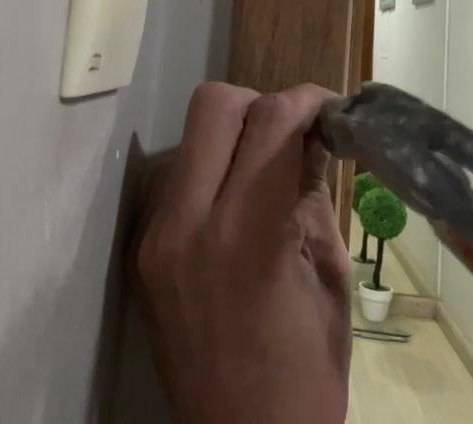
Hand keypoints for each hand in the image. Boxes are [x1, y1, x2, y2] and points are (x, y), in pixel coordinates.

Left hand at [135, 82, 351, 423]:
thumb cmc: (307, 372)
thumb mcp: (331, 276)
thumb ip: (312, 192)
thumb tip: (312, 133)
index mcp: (245, 236)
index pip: (270, 123)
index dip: (306, 100)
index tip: (329, 108)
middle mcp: (185, 224)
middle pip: (212, 105)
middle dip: (260, 105)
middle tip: (293, 135)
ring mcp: (154, 237)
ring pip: (188, 138)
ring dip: (231, 137)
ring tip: (264, 174)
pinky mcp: (141, 251)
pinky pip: (175, 180)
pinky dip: (209, 173)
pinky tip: (235, 206)